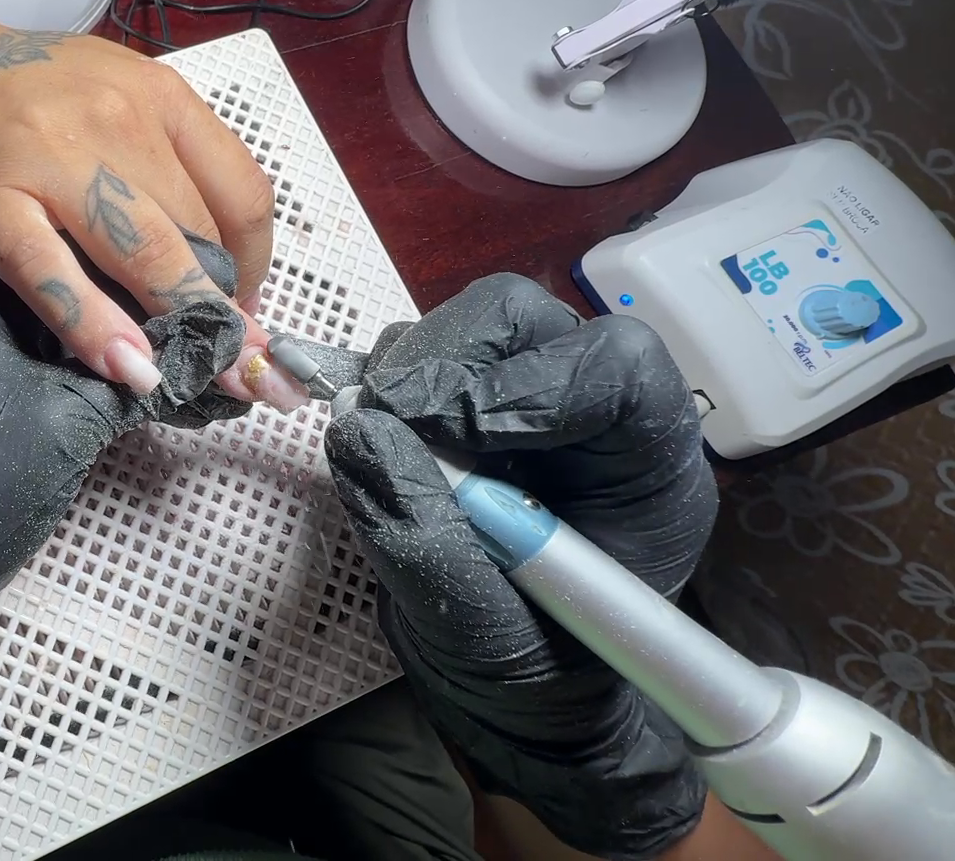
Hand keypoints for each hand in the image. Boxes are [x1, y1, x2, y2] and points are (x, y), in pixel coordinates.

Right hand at [0, 15, 304, 410]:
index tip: (245, 308)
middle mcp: (116, 120)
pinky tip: (123, 367)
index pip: (239, 191)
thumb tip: (203, 255)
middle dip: (226, 312)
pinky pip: (54, 275)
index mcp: (156, 95)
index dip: (256, 265)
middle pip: (197, 232)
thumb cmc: (15, 89)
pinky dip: (94, 326)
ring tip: (206, 379)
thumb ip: (158, 158)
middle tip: (241, 370)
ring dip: (182, 325)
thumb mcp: (107, 97)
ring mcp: (51, 161)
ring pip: (140, 253)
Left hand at [0, 237, 249, 792]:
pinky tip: (199, 392)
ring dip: (176, 355)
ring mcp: (19, 356)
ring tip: (240, 368)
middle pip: (113, 296)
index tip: (232, 304)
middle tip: (251, 343)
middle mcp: (6, 314)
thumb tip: (204, 351)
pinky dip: (151, 384)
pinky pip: (103, 375)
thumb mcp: (60, 420)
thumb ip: (133, 380)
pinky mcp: (33, 396)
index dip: (170, 277)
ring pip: (115, 338)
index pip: (97, 261)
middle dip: (185, 322)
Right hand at [323, 274, 717, 860]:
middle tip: (388, 414)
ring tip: (375, 428)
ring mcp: (510, 394)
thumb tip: (355, 429)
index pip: (610, 370)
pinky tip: (357, 412)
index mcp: (639, 469)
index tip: (443, 432)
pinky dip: (371, 373)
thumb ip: (425, 537)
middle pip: (525, 318)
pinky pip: (410, 349)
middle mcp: (582, 411)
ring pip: (462, 322)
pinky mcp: (451, 396)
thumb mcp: (484, 633)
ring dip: (405, 366)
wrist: (508, 676)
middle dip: (445, 358)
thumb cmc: (526, 669)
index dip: (521, 388)